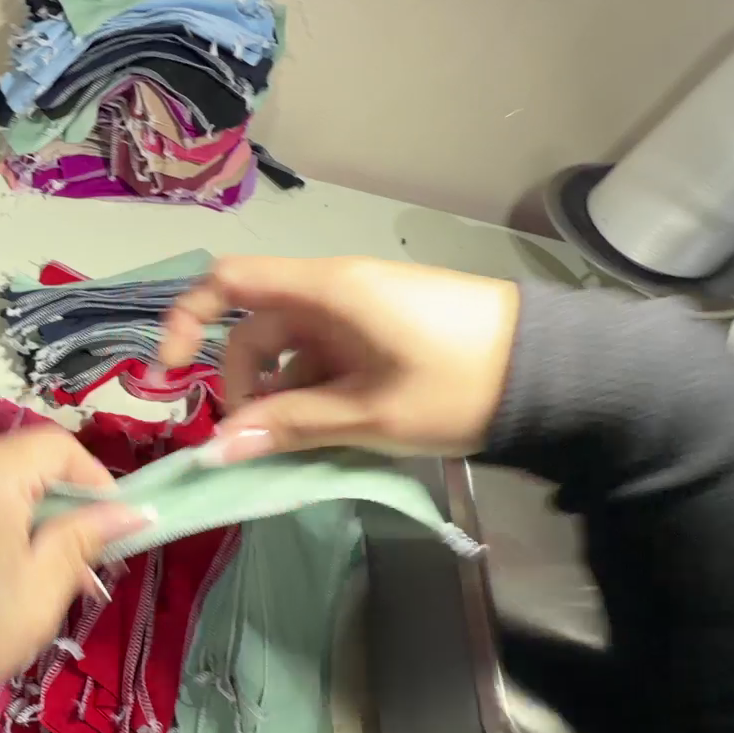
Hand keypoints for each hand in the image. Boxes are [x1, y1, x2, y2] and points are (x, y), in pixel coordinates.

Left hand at [0, 427, 151, 693]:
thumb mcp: (39, 592)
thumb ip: (84, 538)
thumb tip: (131, 511)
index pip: (57, 446)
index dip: (94, 479)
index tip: (111, 522)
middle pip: (22, 457)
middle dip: (57, 498)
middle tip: (75, 554)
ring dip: (21, 505)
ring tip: (32, 562)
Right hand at [161, 256, 520, 459]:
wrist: (563, 375)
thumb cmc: (462, 383)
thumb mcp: (369, 413)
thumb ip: (287, 427)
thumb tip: (215, 450)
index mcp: (324, 292)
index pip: (227, 282)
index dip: (185, 320)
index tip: (170, 371)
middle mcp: (330, 292)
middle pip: (254, 330)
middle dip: (240, 383)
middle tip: (253, 437)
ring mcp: (354, 312)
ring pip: (286, 350)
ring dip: (276, 394)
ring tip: (298, 440)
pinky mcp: (376, 331)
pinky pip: (319, 357)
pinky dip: (310, 391)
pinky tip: (330, 427)